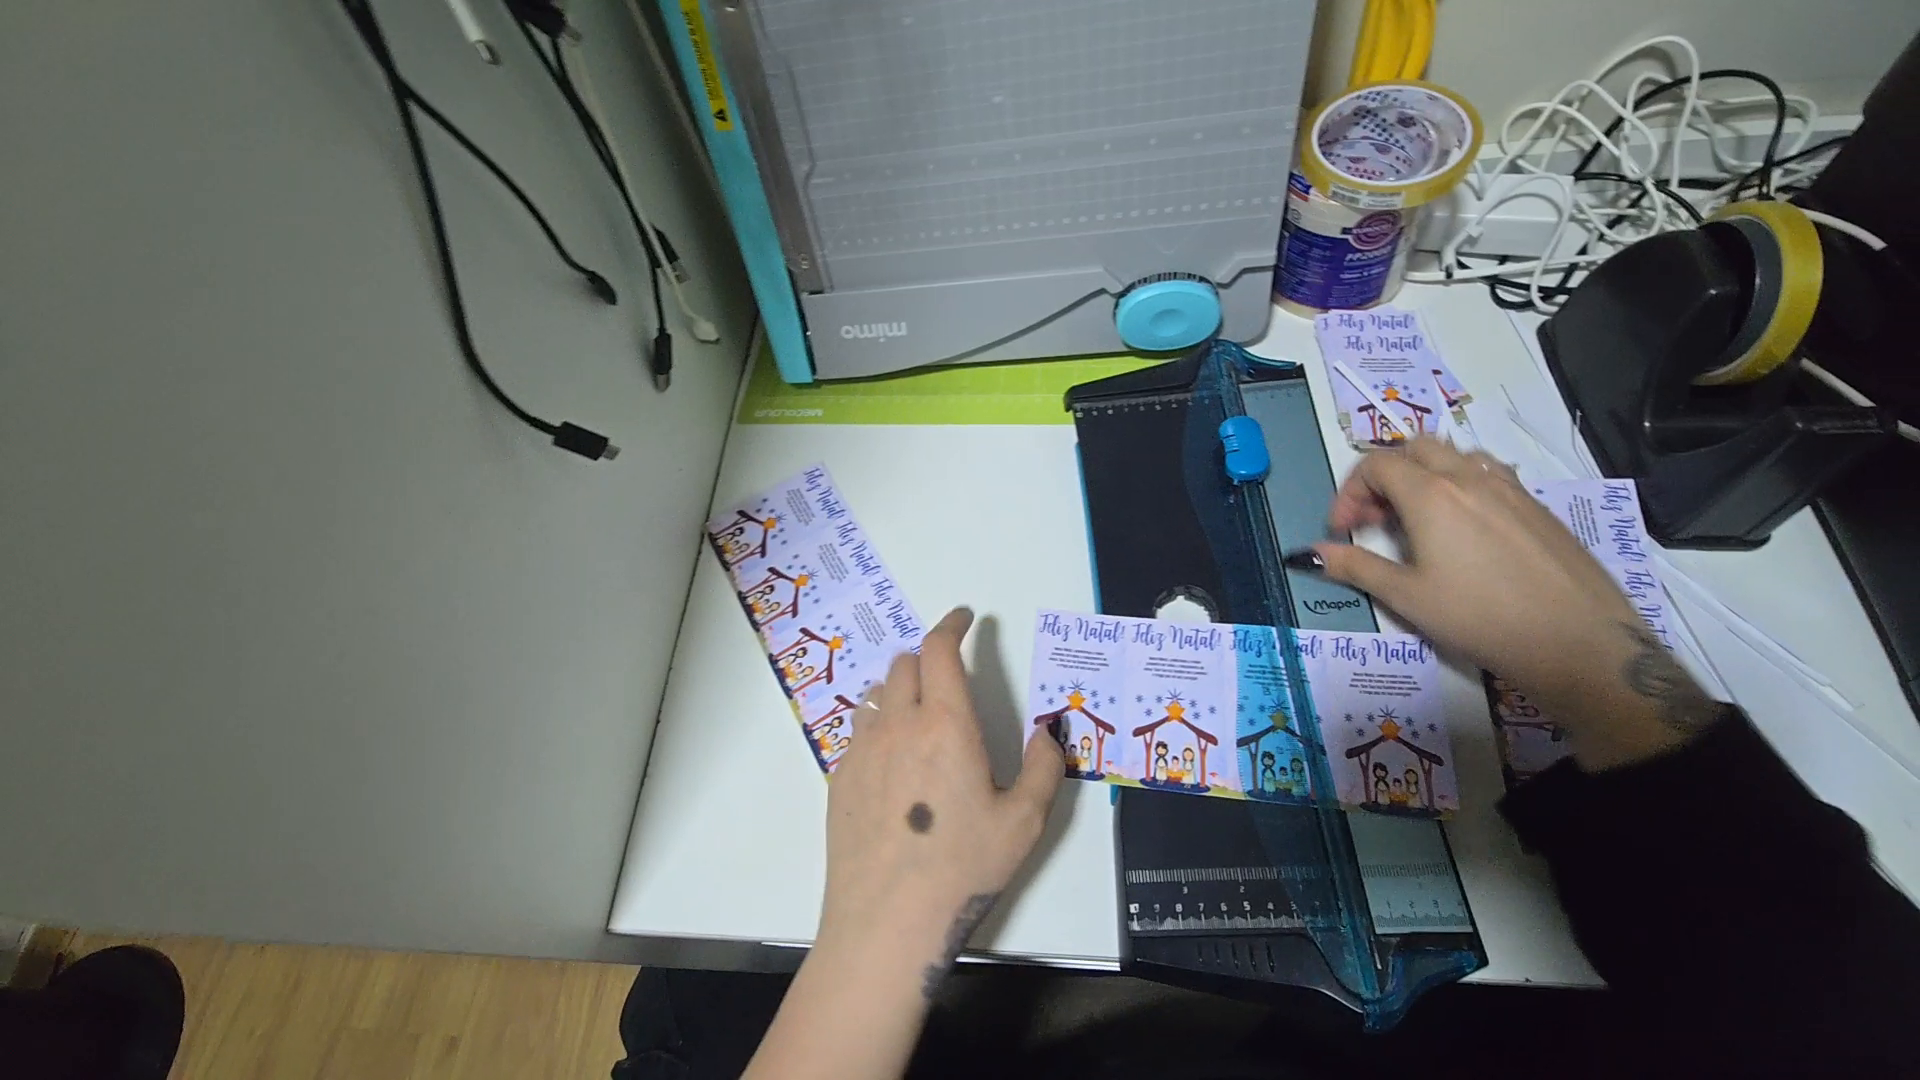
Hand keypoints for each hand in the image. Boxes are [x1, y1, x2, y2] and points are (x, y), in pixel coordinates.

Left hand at [819, 607, 1064, 993]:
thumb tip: (1047, 732)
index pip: (939, 650)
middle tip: (948, 676)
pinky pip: (858, 731)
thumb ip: (1044, 767)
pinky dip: (878, 725)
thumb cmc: (962, 867)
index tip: (964, 617)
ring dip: (899, 688)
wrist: (887, 921)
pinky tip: (892, 761)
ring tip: (919, 715)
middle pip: (903, 663)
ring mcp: (861, 750)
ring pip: (876, 694)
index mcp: (945, 724)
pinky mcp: (839, 778)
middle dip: (927, 656)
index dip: (951, 624)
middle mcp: (897, 725)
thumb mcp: (1024, 821)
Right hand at [1314, 439, 1719, 768]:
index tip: (1343, 530)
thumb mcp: (1406, 597)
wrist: (1578, 642)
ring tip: (1416, 519)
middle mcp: (1469, 478)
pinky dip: (1459, 485)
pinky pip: (1487, 473)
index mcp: (1431, 494)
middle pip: (1414, 447)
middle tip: (1375, 519)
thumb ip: (1354, 566)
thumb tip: (1308, 552)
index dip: (1349, 492)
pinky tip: (1462, 529)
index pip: (1376, 465)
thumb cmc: (1479, 618)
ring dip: (1423, 474)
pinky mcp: (1536, 506)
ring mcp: (1509, 488)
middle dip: (1383, 475)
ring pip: (1454, 455)